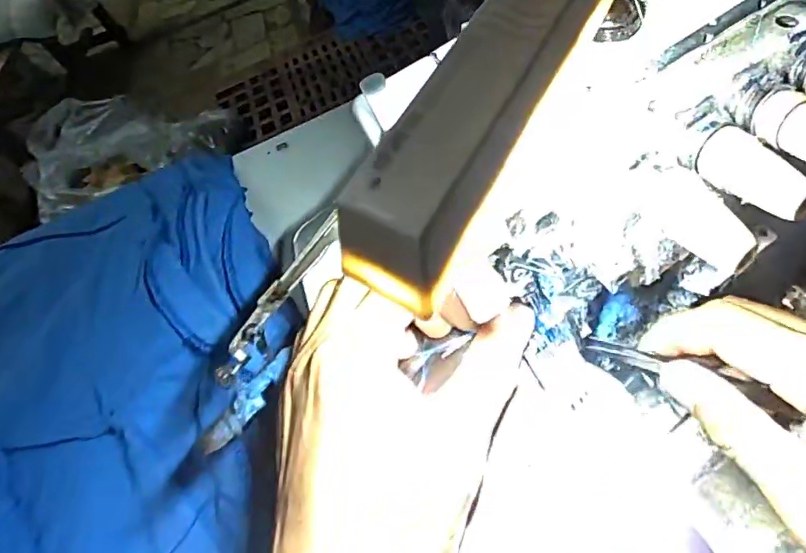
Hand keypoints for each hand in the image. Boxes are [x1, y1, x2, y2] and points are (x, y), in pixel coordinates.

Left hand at [274, 273, 533, 552]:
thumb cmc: (384, 527)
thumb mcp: (456, 436)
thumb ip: (490, 365)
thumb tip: (511, 323)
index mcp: (350, 351)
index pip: (400, 279)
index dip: (442, 292)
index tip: (466, 312)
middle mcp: (315, 352)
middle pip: (367, 278)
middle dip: (413, 296)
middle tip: (445, 326)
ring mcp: (300, 370)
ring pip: (339, 296)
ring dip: (381, 307)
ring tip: (415, 345)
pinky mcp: (295, 392)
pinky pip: (323, 330)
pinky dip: (355, 330)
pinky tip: (384, 369)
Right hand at [642, 298, 805, 552]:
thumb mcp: (804, 494)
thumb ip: (730, 422)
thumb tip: (681, 379)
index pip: (728, 324)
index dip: (676, 333)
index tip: (649, 348)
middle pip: (748, 315)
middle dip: (699, 337)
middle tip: (667, 365)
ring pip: (772, 324)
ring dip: (731, 346)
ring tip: (703, 379)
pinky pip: (803, 343)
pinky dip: (766, 357)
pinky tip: (754, 389)